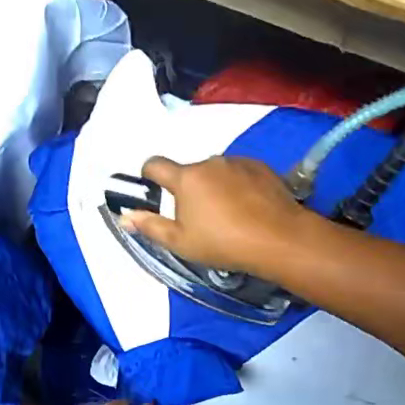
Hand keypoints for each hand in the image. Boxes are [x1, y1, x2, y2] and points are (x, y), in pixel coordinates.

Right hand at [119, 155, 315, 279]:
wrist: (279, 238)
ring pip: (216, 173)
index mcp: (186, 178)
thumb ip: (150, 226)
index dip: (148, 175)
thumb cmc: (224, 243)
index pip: (155, 164)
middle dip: (188, 191)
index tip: (152, 190)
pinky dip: (238, 186)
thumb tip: (125, 216)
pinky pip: (239, 173)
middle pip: (189, 173)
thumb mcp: (181, 243)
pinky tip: (248, 208)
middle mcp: (210, 162)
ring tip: (228, 216)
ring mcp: (237, 162)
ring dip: (214, 187)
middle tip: (199, 220)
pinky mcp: (261, 167)